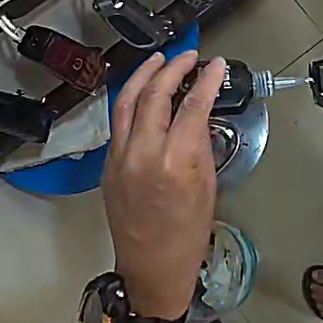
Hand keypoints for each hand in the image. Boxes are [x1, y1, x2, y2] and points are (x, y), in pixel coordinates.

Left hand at [102, 50, 225, 319]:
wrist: (151, 267)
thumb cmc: (189, 230)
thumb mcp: (207, 184)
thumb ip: (199, 144)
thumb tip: (199, 114)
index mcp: (175, 161)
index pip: (193, 106)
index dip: (206, 80)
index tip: (215, 64)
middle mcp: (142, 153)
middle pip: (154, 95)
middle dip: (172, 68)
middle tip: (189, 55)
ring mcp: (119, 157)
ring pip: (127, 102)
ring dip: (144, 75)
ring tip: (160, 59)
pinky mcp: (107, 164)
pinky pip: (119, 121)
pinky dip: (132, 99)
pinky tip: (144, 91)